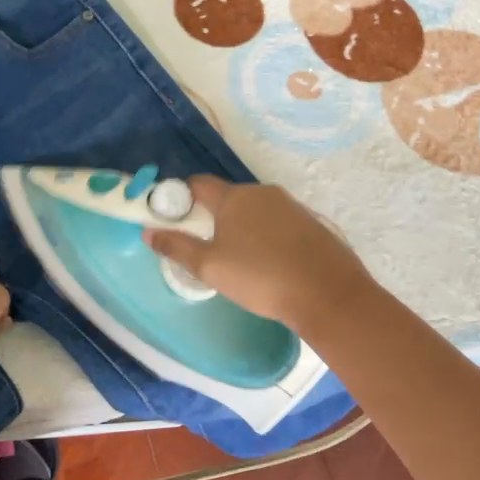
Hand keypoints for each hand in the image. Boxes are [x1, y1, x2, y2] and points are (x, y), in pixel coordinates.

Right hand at [144, 176, 374, 331]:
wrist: (330, 296)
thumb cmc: (260, 278)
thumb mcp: (209, 267)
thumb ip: (176, 246)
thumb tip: (148, 231)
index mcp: (234, 197)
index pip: (197, 184)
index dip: (180, 197)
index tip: (173, 220)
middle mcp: (263, 193)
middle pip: (227, 197)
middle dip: (211, 215)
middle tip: (204, 246)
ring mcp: (293, 206)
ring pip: (255, 210)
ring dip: (241, 226)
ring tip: (238, 258)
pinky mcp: (314, 224)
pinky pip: (279, 223)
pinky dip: (267, 236)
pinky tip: (269, 264)